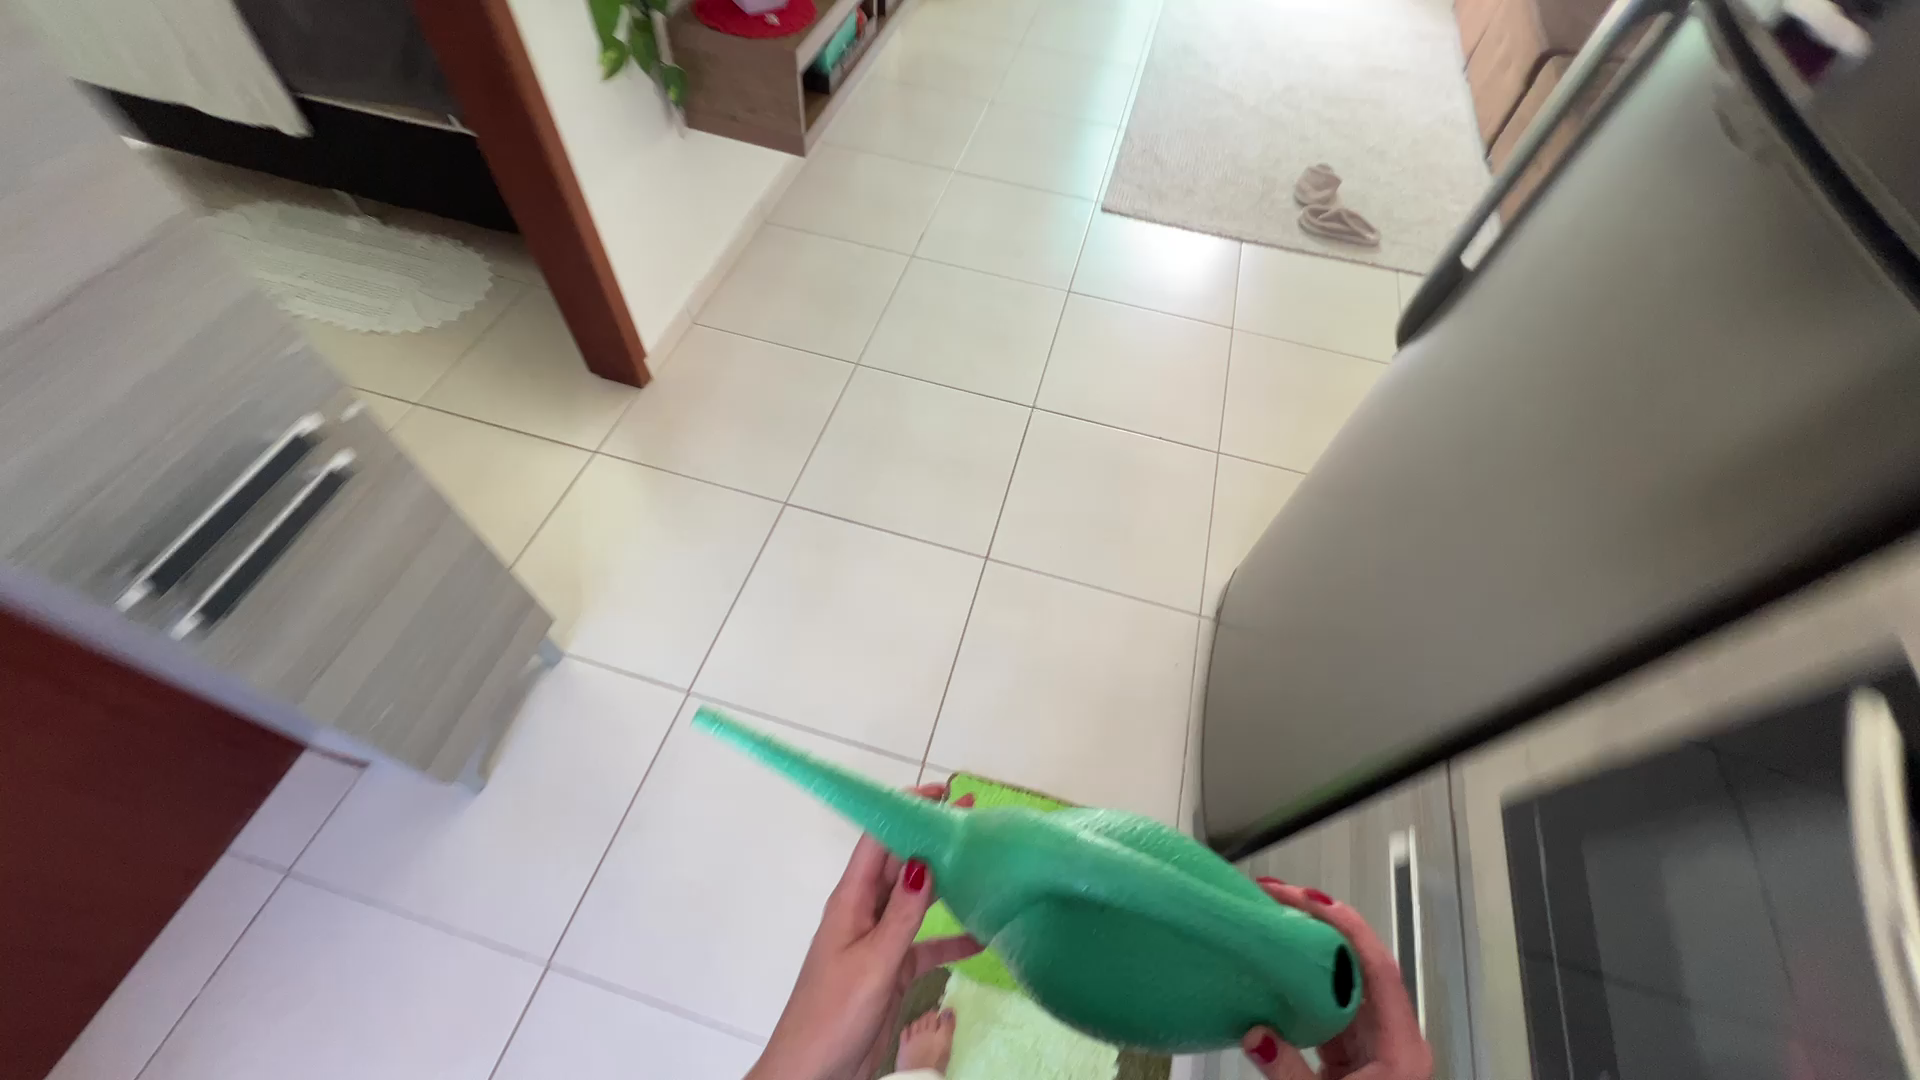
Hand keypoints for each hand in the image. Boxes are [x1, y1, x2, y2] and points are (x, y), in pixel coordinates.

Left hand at [747, 784, 983, 1079]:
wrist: (811, 1078)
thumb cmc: (833, 1014)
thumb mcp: (874, 962)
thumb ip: (902, 913)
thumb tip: (924, 860)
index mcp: (851, 899)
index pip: (879, 840)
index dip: (906, 810)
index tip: (941, 792)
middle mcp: (864, 910)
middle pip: (901, 863)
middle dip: (932, 838)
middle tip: (973, 818)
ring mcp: (879, 939)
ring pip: (916, 899)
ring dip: (945, 882)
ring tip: (982, 860)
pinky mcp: (892, 969)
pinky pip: (926, 944)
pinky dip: (953, 937)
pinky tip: (985, 935)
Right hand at [1240, 879, 1432, 1079]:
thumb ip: (1290, 1075)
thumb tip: (1253, 1031)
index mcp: (1400, 1048)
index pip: (1377, 966)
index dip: (1344, 925)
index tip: (1303, 897)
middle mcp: (1390, 1036)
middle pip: (1357, 962)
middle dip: (1316, 920)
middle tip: (1272, 894)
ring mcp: (1370, 1042)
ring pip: (1339, 977)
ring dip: (1304, 943)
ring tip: (1266, 915)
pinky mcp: (1349, 1052)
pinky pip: (1324, 1000)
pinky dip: (1296, 976)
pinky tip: (1269, 964)